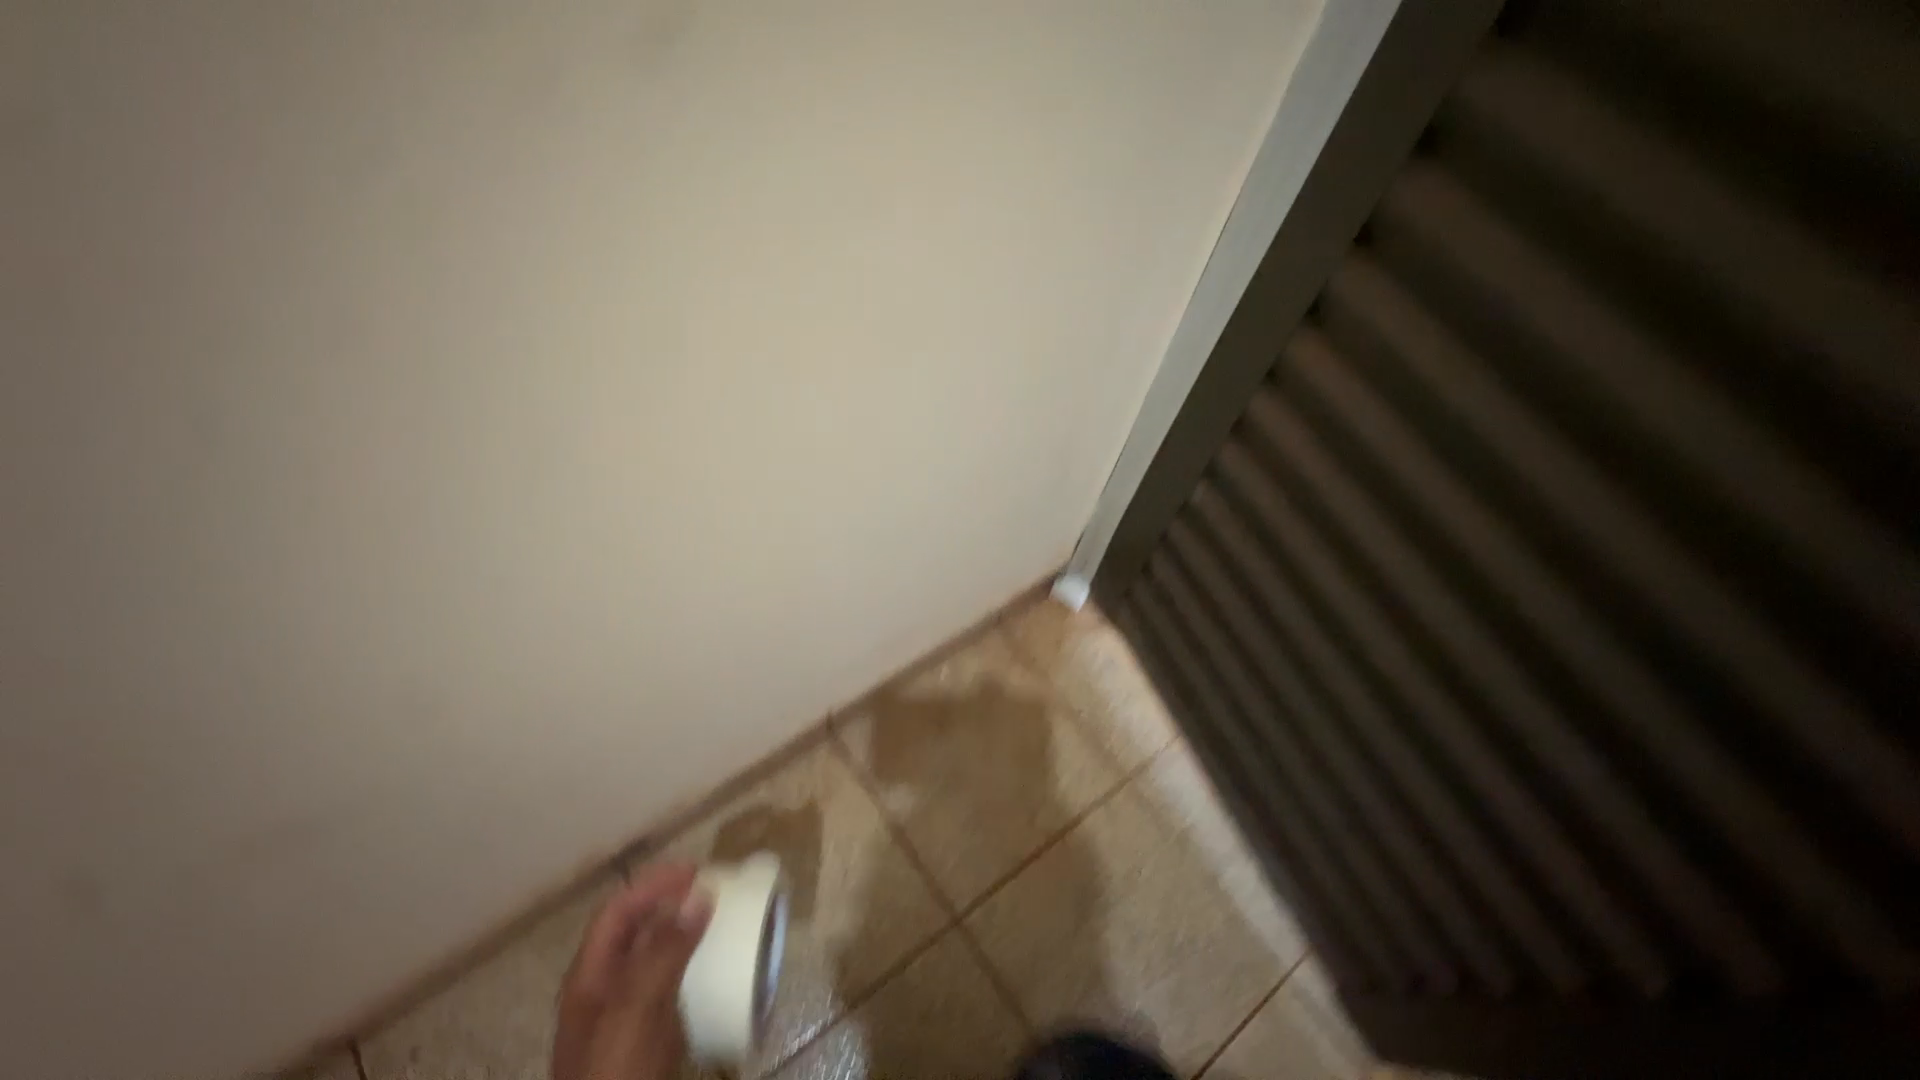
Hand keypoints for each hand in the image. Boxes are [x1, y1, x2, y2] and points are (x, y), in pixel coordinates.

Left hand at [552, 863, 714, 1079]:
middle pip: (635, 934)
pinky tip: (720, 980)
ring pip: (655, 963)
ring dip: (686, 937)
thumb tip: (698, 895)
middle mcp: (605, 994)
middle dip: (671, 906)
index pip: (618, 914)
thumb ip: (663, 954)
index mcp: (590, 980)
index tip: (696, 871)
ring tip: (724, 925)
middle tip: (716, 892)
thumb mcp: (636, 1012)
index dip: (653, 886)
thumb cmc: (615, 1076)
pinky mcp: (649, 1047)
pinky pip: (673, 995)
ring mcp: (626, 1023)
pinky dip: (695, 975)